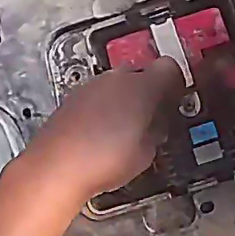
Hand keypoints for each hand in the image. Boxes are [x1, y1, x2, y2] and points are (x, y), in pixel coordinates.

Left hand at [14, 58, 185, 201]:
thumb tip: (157, 127)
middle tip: (155, 120)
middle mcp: (116, 79)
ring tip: (128, 132)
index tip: (177, 100)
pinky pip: (98, 96)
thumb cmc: (104, 159)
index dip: (176, 85)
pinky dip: (105, 108)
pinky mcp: (73, 98)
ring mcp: (91, 86)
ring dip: (126, 101)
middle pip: (143, 74)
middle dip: (150, 94)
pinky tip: (105, 134)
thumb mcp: (147, 152)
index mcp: (143, 87)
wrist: (57, 167)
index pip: (170, 68)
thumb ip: (157, 131)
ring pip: (118, 85)